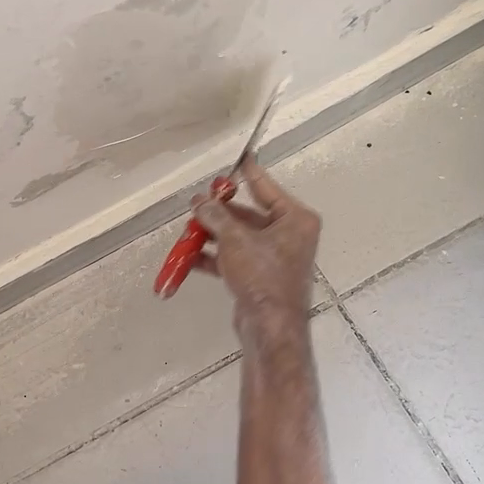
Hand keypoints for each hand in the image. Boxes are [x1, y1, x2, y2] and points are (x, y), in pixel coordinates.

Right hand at [191, 158, 320, 326]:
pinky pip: (234, 258)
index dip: (249, 172)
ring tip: (188, 229)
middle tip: (196, 203)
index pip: (266, 187)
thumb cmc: (262, 276)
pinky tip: (189, 256)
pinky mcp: (260, 277)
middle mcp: (288, 234)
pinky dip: (213, 257)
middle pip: (248, 213)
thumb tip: (199, 202)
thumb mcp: (235, 239)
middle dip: (219, 211)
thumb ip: (215, 216)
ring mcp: (274, 257)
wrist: (270, 327)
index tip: (240, 156)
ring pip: (238, 237)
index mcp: (295, 219)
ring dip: (212, 234)